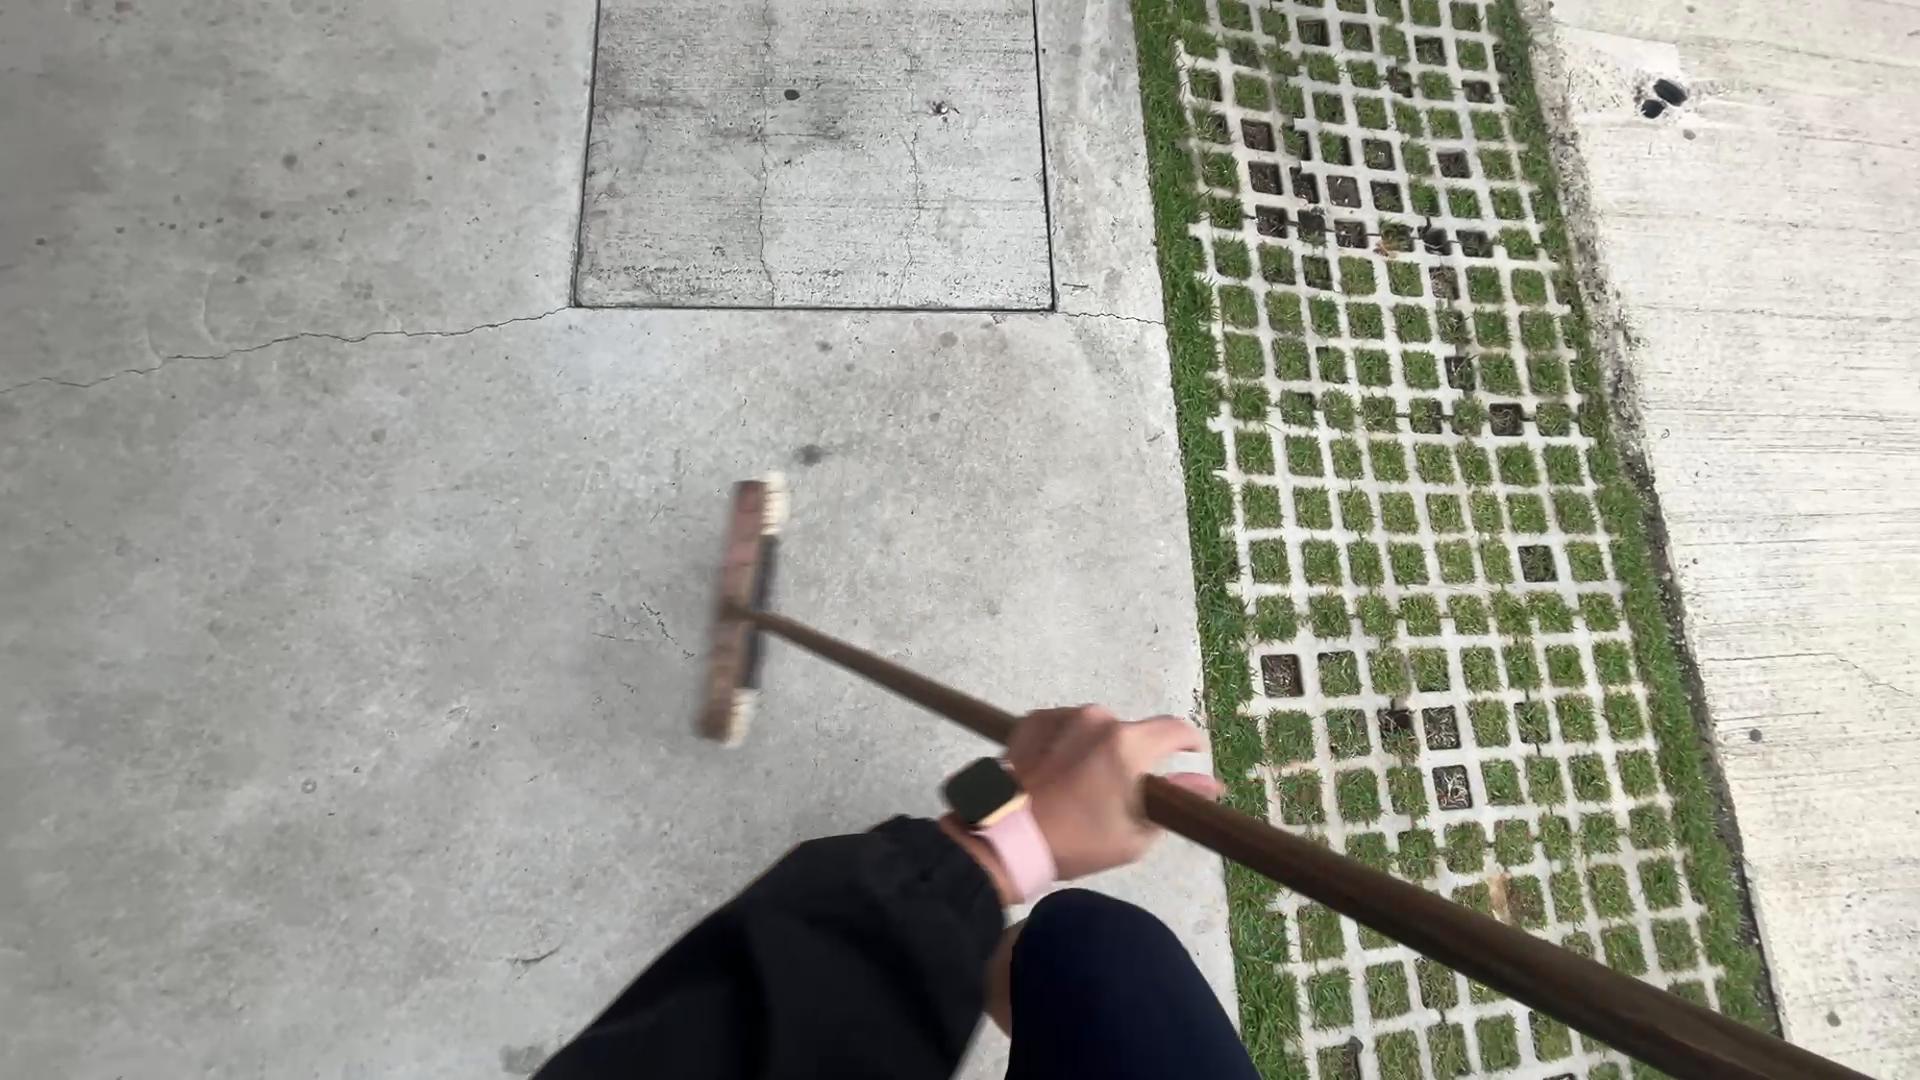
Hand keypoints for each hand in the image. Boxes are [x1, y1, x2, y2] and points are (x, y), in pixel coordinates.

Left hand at [1007, 705, 1222, 880]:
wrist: (1005, 834)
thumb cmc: (1077, 840)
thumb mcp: (1135, 832)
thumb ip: (1175, 799)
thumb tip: (1210, 783)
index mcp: (1126, 743)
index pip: (1175, 729)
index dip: (1190, 741)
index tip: (1193, 754)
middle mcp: (1096, 718)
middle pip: (1130, 732)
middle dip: (1132, 755)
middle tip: (1119, 789)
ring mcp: (1061, 715)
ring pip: (1095, 728)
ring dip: (1097, 748)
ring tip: (1082, 785)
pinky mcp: (1033, 719)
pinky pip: (1064, 726)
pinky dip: (1067, 744)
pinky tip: (1058, 773)